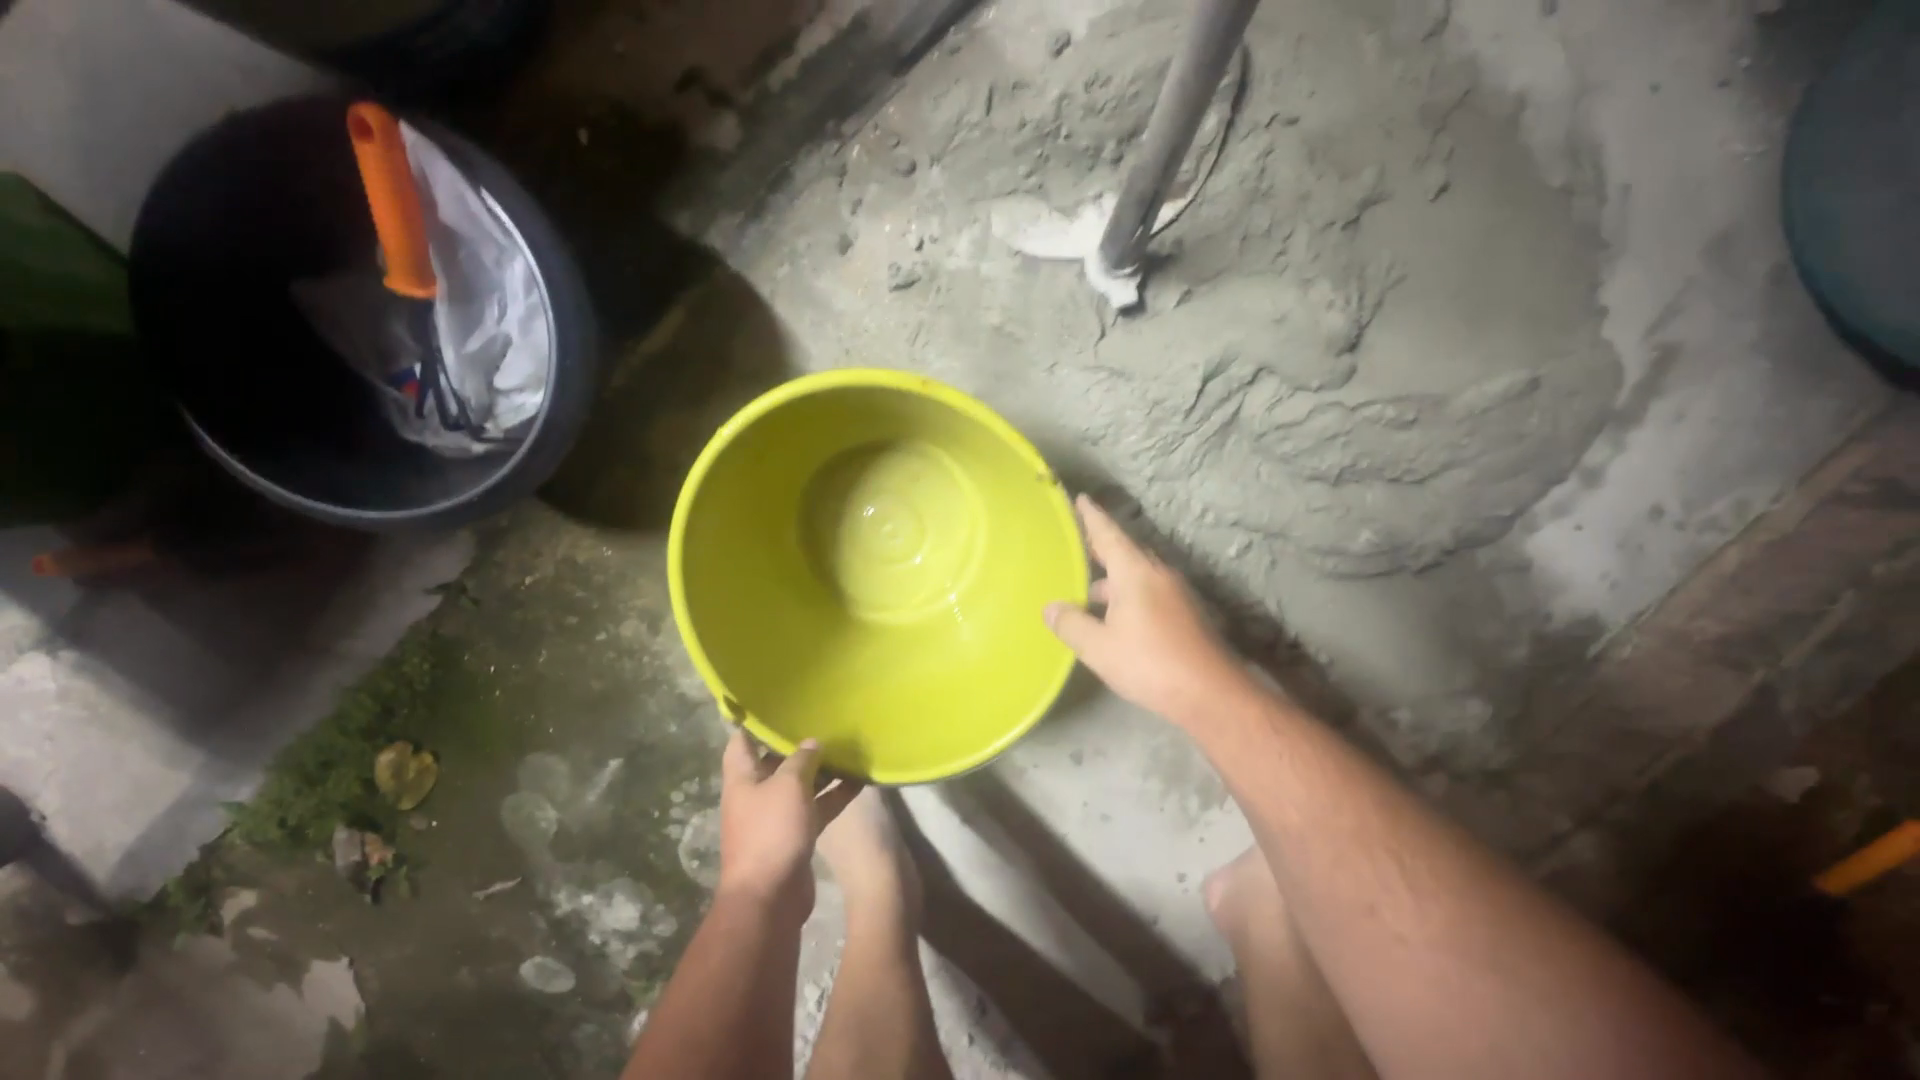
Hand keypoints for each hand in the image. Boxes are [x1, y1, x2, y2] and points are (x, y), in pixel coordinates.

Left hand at [716, 732, 861, 922]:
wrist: (770, 896)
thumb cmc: (771, 831)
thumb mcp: (788, 785)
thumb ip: (801, 760)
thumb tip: (811, 743)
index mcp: (742, 778)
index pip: (742, 741)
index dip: (755, 723)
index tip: (778, 704)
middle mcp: (756, 795)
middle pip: (776, 763)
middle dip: (799, 746)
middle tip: (826, 722)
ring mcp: (776, 818)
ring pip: (801, 786)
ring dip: (822, 771)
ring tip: (849, 748)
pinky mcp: (795, 837)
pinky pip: (816, 808)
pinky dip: (834, 796)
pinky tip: (859, 781)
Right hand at [1044, 495, 1252, 725]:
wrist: (1210, 693)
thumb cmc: (1150, 664)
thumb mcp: (1099, 648)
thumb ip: (1072, 624)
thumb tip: (1051, 608)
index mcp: (1135, 573)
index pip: (1109, 534)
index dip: (1092, 517)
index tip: (1080, 499)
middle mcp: (1158, 575)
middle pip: (1125, 552)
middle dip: (1101, 548)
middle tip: (1077, 544)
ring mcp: (1176, 594)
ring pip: (1138, 576)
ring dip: (1113, 579)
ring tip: (1088, 590)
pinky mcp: (1185, 615)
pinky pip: (1149, 592)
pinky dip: (1127, 595)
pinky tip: (1114, 618)